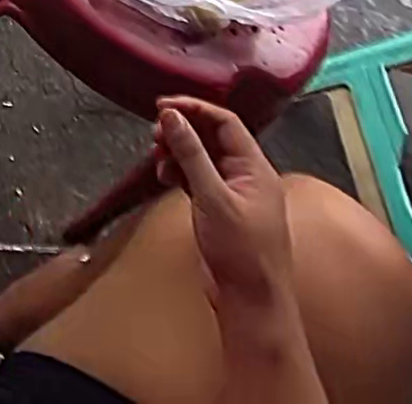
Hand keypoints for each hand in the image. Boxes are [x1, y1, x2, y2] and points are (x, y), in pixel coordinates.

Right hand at [152, 95, 293, 314]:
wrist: (250, 305)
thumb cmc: (240, 252)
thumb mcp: (212, 197)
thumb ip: (191, 153)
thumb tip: (171, 116)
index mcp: (255, 167)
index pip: (225, 122)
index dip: (194, 108)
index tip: (163, 105)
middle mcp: (246, 175)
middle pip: (212, 136)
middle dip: (183, 129)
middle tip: (156, 131)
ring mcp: (231, 191)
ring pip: (201, 156)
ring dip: (178, 150)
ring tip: (157, 154)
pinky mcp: (217, 207)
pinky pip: (196, 175)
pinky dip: (178, 170)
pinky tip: (164, 175)